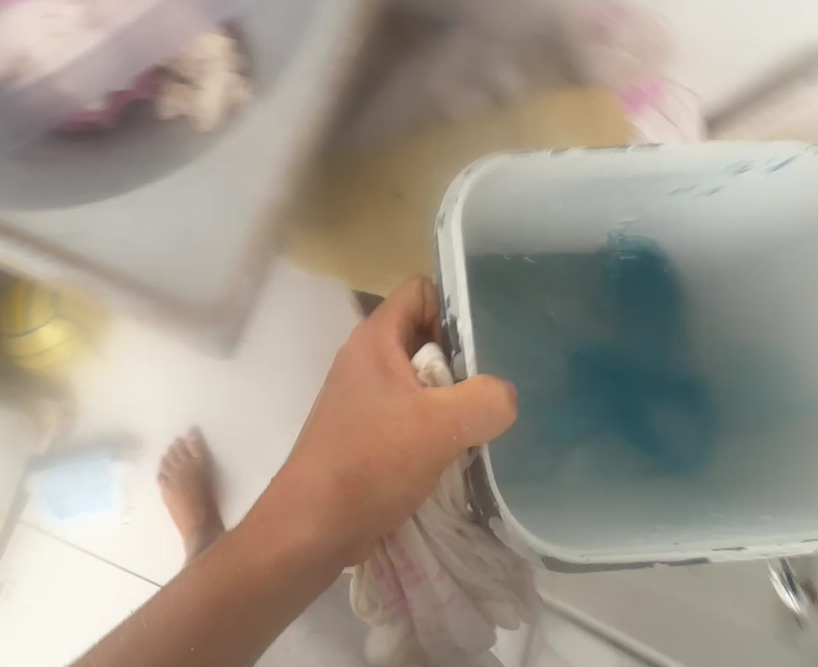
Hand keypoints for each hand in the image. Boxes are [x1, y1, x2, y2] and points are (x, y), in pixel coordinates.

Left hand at [251, 276, 517, 565]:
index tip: (481, 348)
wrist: (313, 526)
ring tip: (477, 424)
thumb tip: (504, 395)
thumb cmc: (370, 462)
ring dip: (449, 397)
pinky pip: (410, 409)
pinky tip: (454, 451)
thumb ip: (484, 400)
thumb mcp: (439, 427)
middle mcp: (367, 357)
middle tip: (486, 391)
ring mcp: (364, 393)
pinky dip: (433, 424)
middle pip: (424, 333)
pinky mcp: (366, 427)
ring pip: (420, 376)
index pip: (420, 291)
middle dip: (458, 358)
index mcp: (376, 338)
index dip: (452, 309)